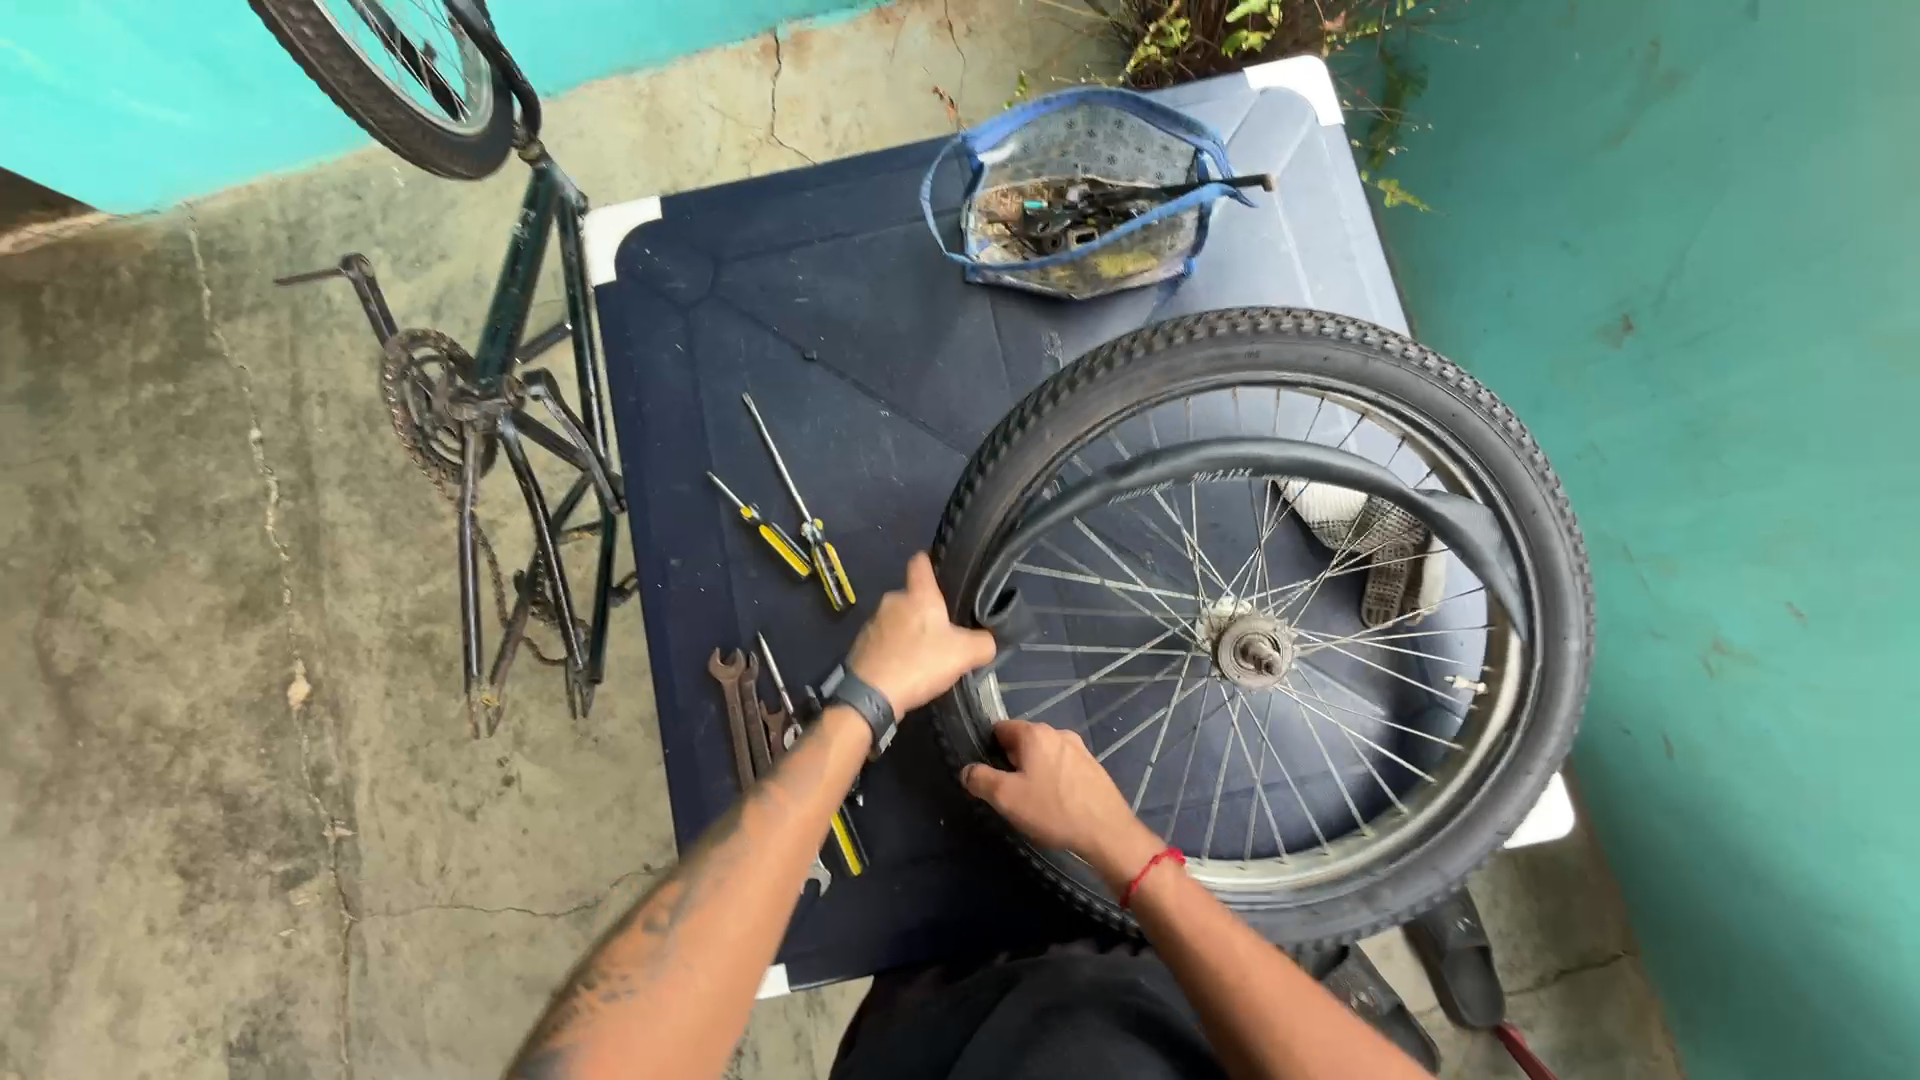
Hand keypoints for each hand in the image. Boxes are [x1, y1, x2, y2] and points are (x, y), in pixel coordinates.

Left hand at [844, 552, 996, 715]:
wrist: (871, 696)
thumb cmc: (920, 663)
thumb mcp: (965, 654)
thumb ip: (984, 642)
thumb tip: (988, 639)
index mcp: (918, 594)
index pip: (920, 561)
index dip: (932, 562)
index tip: (942, 574)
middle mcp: (892, 600)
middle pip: (913, 596)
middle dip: (926, 610)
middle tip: (944, 632)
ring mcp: (873, 622)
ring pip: (898, 619)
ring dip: (910, 632)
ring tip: (924, 655)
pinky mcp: (861, 643)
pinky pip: (884, 640)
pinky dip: (895, 649)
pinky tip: (905, 669)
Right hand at [961, 720, 1163, 888]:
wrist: (1107, 831)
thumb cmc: (1052, 810)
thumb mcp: (1006, 797)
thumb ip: (981, 780)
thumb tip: (967, 770)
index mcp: (1035, 733)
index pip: (1000, 728)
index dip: (989, 749)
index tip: (988, 774)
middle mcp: (1058, 733)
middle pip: (1023, 741)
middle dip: (1012, 762)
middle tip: (1009, 793)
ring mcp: (1079, 748)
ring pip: (1044, 754)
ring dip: (1034, 771)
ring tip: (1033, 801)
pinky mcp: (1093, 767)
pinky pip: (1063, 766)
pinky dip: (1054, 779)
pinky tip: (1056, 804)